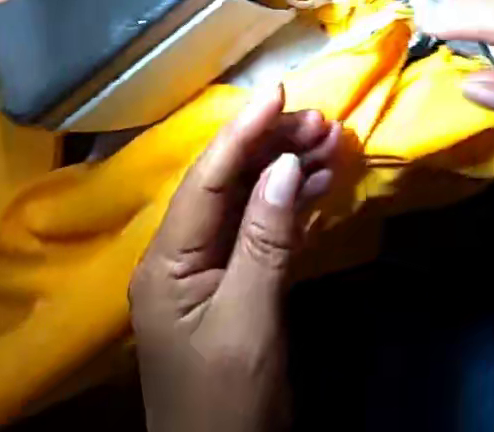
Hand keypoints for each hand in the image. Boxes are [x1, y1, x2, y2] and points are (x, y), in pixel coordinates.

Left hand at [129, 85, 342, 431]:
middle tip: (320, 121)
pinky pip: (259, 229)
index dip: (242, 132)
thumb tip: (283, 165)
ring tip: (328, 140)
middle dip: (270, 146)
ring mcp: (205, 267)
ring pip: (246, 201)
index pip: (206, 179)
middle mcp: (179, 252)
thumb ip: (264, 241)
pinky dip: (289, 205)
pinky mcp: (232, 282)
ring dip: (285, 169)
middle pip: (226, 183)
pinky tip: (318, 182)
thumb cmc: (229, 409)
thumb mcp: (248, 326)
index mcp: (166, 259)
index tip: (278, 94)